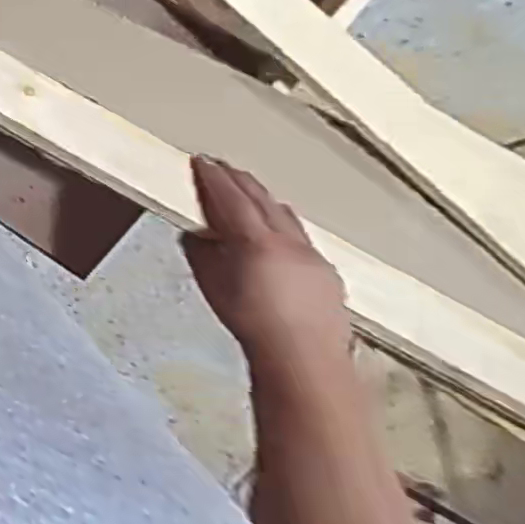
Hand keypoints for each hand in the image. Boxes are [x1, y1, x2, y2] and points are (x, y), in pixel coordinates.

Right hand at [183, 155, 351, 369]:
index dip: (213, 176)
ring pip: (284, 212)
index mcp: (257, 240)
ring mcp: (311, 254)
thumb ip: (201, 251)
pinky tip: (279, 223)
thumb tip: (197, 234)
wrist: (304, 361)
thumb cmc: (253, 325)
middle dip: (237, 178)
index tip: (201, 161)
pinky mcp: (327, 271)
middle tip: (220, 165)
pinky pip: (301, 233)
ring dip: (262, 195)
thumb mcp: (211, 284)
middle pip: (259, 197)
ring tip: (248, 187)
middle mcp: (288, 240)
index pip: (230, 197)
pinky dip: (283, 219)